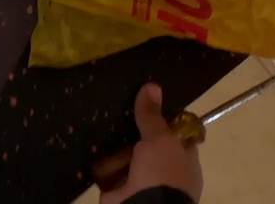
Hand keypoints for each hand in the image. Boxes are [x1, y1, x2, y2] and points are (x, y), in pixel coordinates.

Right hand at [100, 84, 204, 203]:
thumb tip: (152, 86)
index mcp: (184, 163)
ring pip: (126, 151)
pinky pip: (109, 165)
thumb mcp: (161, 140)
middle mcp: (164, 172)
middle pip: (147, 140)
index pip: (176, 133)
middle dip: (133, 125)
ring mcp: (141, 181)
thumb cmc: (162, 175)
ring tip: (101, 113)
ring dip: (115, 140)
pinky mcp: (118, 187)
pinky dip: (102, 155)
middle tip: (119, 101)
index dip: (163, 115)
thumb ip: (153, 116)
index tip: (147, 96)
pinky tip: (91, 133)